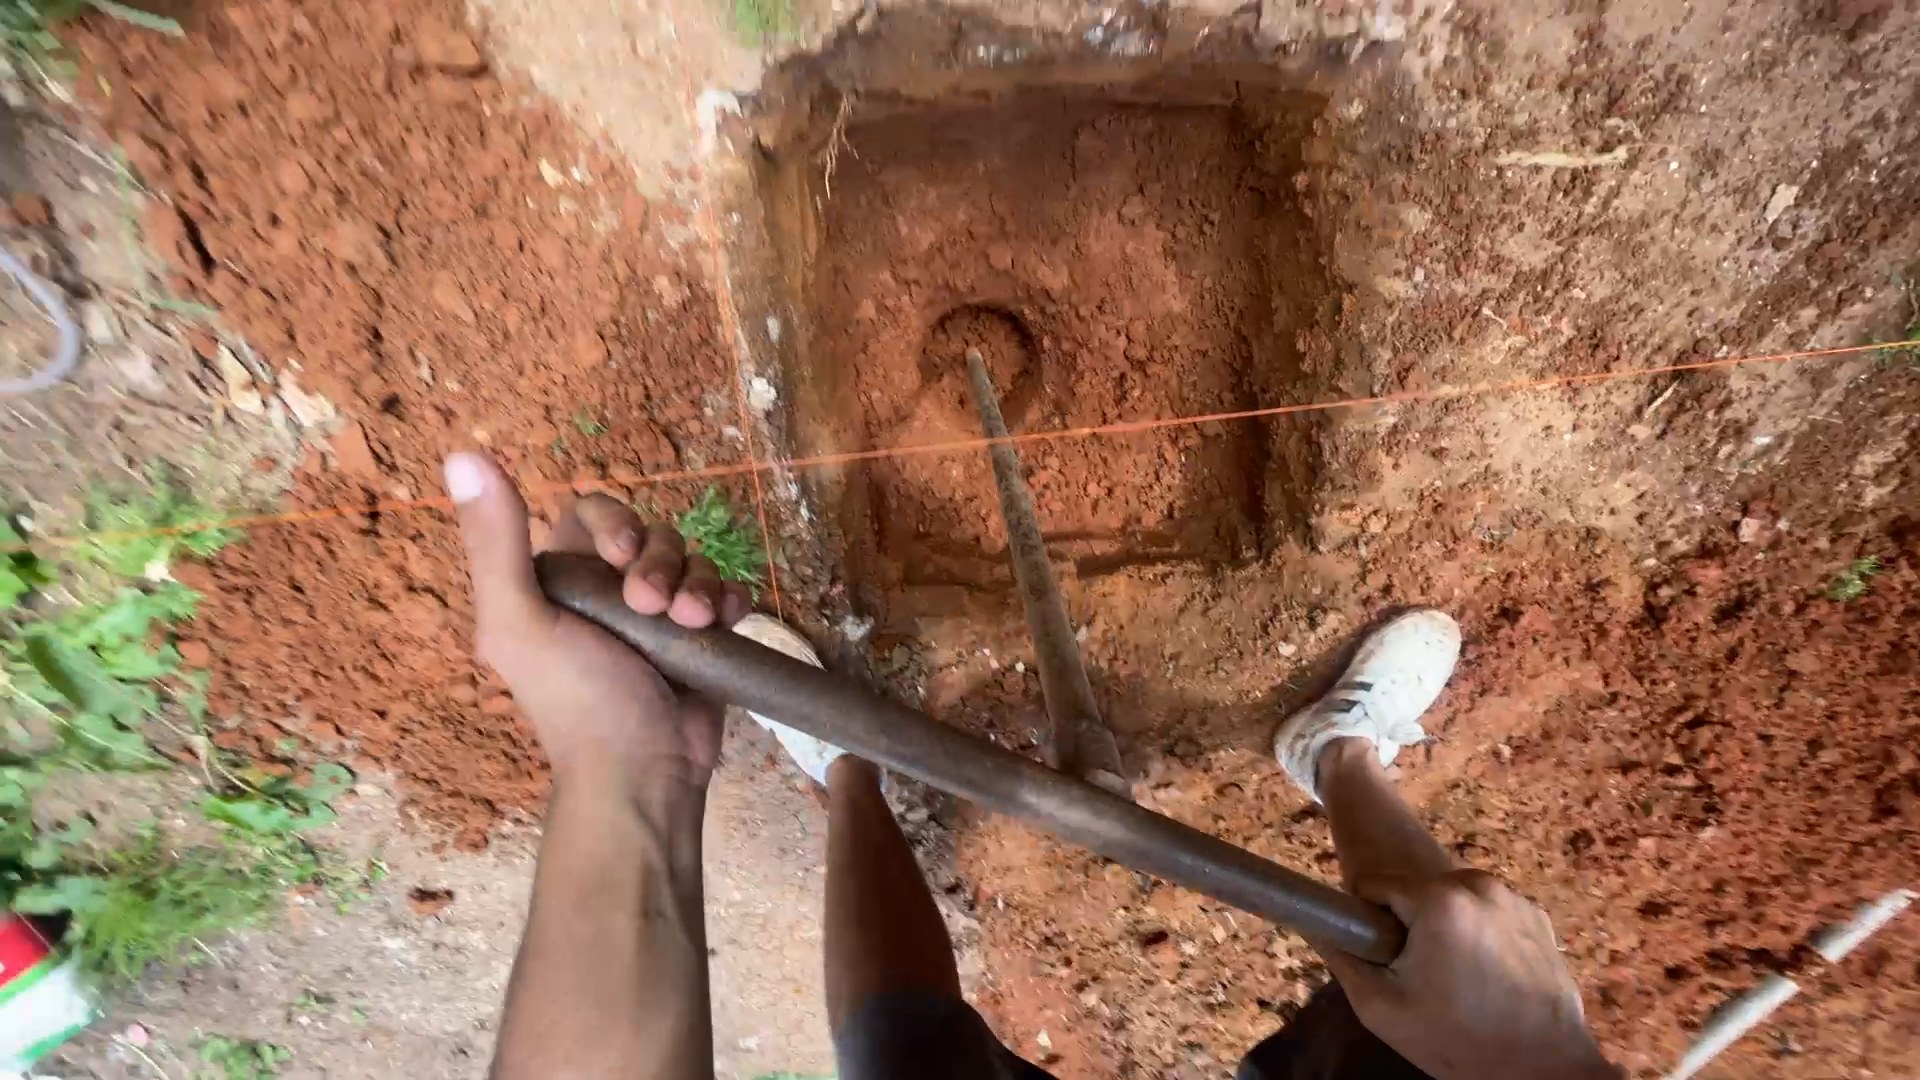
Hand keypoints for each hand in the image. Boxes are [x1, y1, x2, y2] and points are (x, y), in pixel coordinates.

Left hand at [443, 451, 750, 801]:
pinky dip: (730, 600)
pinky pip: (727, 591)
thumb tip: (463, 454)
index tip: (623, 555)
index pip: (592, 513)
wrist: (645, 770)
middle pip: (652, 534)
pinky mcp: (704, 634)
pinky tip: (725, 622)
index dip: (615, 521)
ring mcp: (663, 613)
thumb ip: (495, 545)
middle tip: (655, 608)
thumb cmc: (578, 700)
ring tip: (693, 623)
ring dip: (699, 585)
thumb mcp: (521, 624)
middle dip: (662, 563)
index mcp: (561, 582)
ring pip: (693, 560)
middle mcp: (611, 590)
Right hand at [1318, 869, 1618, 1079]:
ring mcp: (1511, 897)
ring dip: (1444, 923)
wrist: (1549, 1078)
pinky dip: (1479, 929)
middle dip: (1409, 921)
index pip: (1374, 885)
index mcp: (1437, 898)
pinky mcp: (1538, 914)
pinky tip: (1489, 971)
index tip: (1387, 956)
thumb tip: (1307, 922)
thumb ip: (1339, 957)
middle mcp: (1475, 884)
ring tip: (1458, 974)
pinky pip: (1484, 908)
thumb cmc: (1457, 1041)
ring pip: (1448, 895)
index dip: (1370, 920)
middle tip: (1423, 973)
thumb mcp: (1380, 1006)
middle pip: (1413, 889)